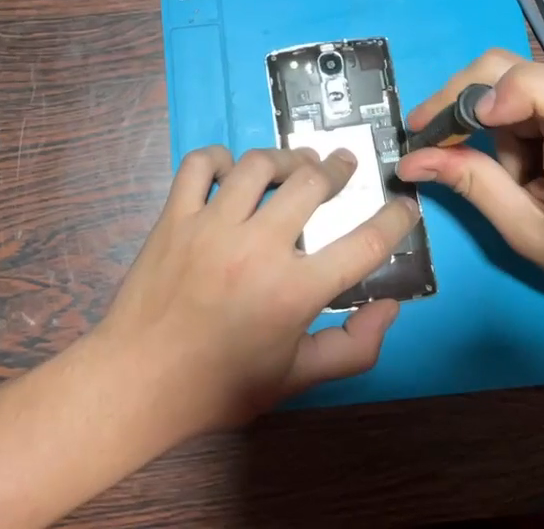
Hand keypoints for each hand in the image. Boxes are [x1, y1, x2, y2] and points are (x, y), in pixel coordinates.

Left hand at [91, 146, 419, 435]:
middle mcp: (257, 248)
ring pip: (258, 165)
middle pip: (312, 184)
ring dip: (285, 157)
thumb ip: (352, 348)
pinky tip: (230, 170)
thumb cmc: (220, 386)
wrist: (138, 382)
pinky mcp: (174, 216)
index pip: (365, 244)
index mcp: (294, 292)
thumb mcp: (295, 380)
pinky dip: (218, 158)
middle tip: (344, 165)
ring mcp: (211, 226)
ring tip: (297, 162)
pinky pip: (198, 165)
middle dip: (338, 169)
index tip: (405, 206)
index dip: (395, 220)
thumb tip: (390, 308)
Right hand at [395, 50, 543, 312]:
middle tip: (429, 140)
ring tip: (501, 174)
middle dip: (459, 102)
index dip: (500, 95)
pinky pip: (528, 89)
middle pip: (504, 67)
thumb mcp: (532, 234)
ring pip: (508, 78)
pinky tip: (518, 162)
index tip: (464, 130)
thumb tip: (411, 160)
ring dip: (486, 119)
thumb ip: (473, 187)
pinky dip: (506, 121)